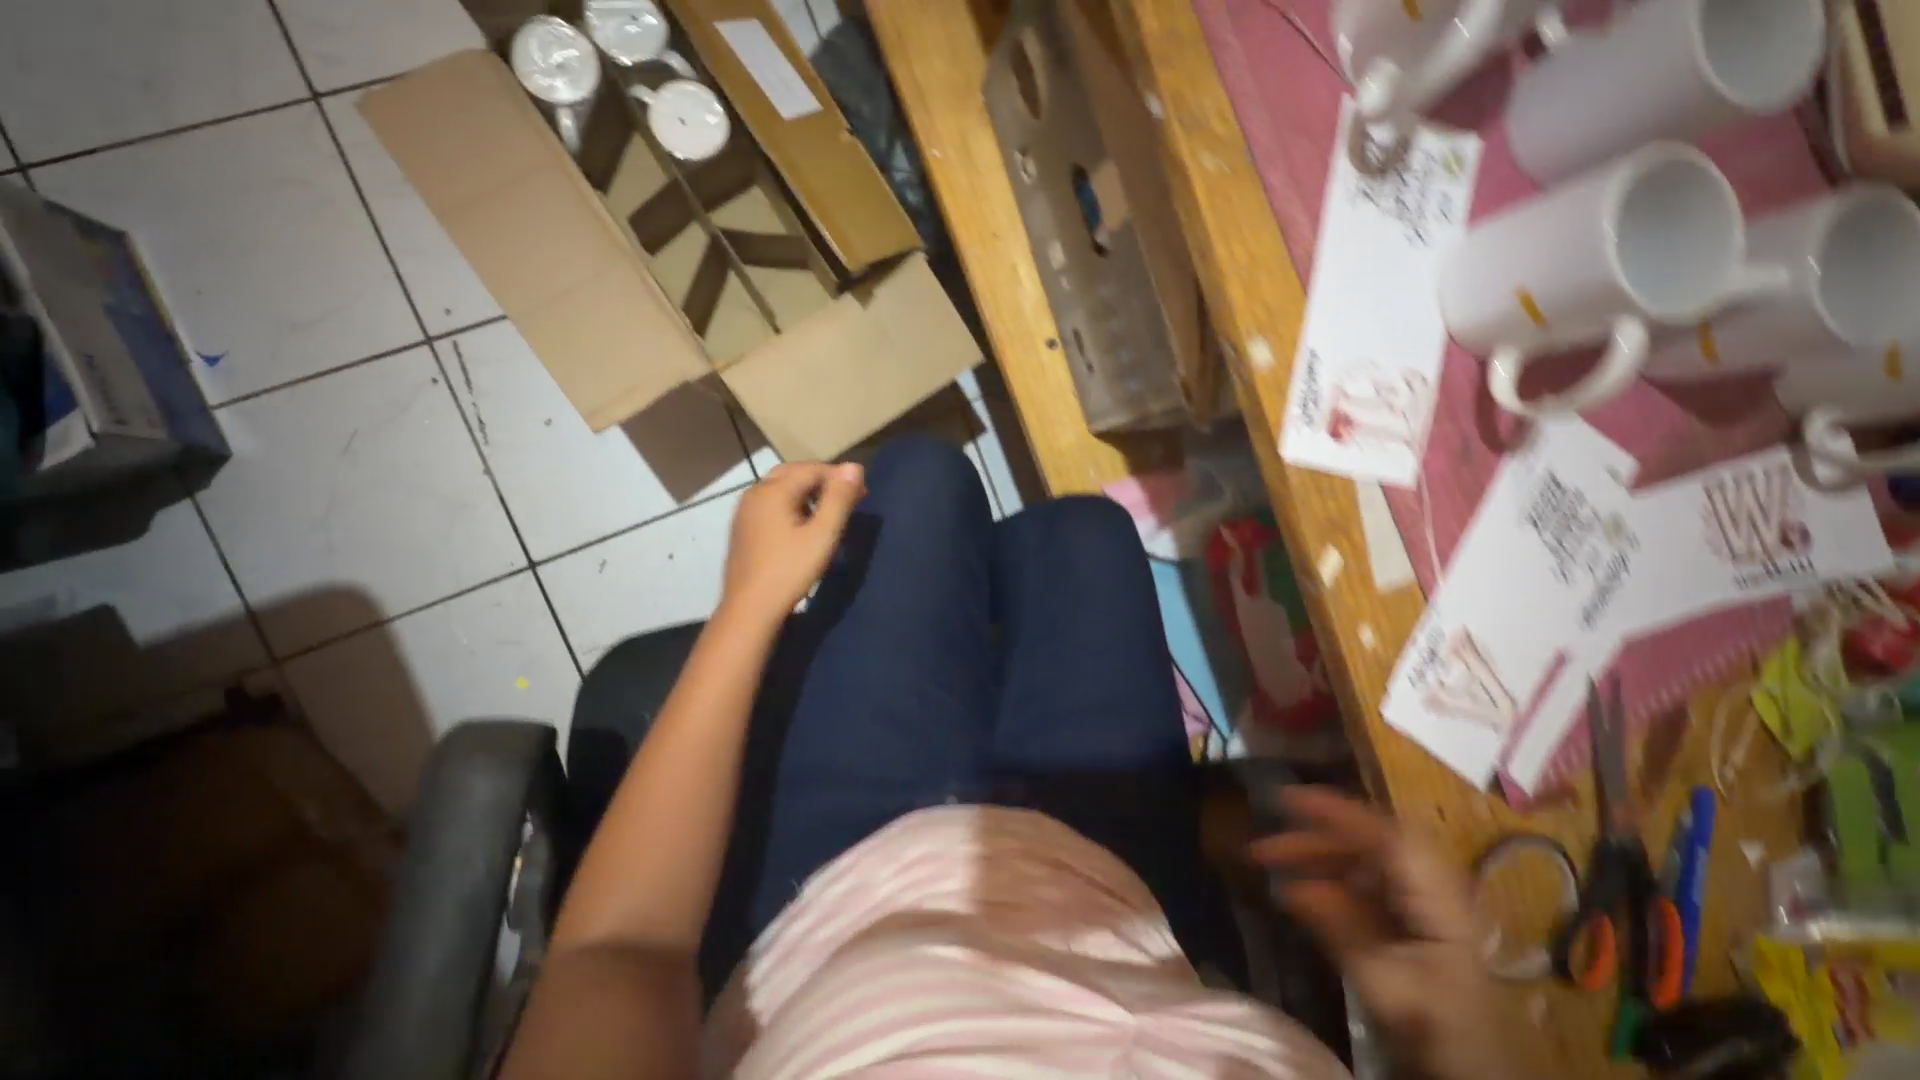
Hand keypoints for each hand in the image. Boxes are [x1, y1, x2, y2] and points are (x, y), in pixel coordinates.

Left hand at [721, 461, 864, 619]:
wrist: (750, 608)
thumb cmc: (790, 571)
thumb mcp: (822, 535)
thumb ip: (839, 499)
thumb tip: (855, 466)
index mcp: (773, 490)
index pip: (812, 468)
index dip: (839, 477)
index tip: (862, 495)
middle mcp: (755, 493)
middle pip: (794, 473)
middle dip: (822, 480)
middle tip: (846, 499)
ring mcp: (745, 510)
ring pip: (780, 487)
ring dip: (806, 492)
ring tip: (827, 511)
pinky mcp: (742, 527)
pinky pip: (770, 503)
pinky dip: (790, 503)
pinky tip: (801, 525)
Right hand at [1251, 787, 1514, 1079]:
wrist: (1475, 1067)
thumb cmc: (1435, 1027)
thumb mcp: (1382, 981)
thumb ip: (1338, 928)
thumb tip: (1289, 886)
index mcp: (1435, 896)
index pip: (1383, 835)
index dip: (1336, 810)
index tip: (1288, 798)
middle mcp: (1430, 888)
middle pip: (1369, 844)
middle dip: (1315, 835)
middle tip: (1266, 844)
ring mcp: (1420, 904)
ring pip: (1363, 862)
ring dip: (1317, 857)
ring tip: (1271, 863)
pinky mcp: (1409, 922)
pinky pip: (1363, 885)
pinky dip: (1328, 880)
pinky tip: (1298, 890)